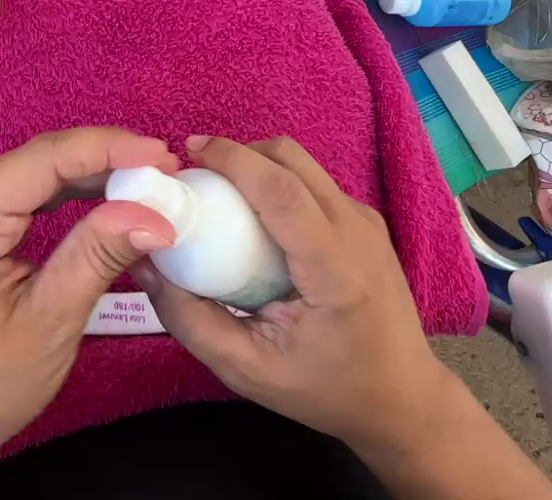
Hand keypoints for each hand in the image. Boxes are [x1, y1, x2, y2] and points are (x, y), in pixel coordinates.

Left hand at [0, 128, 179, 491]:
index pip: (42, 160)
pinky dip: (65, 193)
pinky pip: (21, 194)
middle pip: (37, 160)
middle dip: (103, 158)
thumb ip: (97, 256)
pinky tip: (104, 195)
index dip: (106, 148)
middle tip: (165, 170)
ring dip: (88, 173)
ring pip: (32, 173)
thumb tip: (154, 215)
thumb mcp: (49, 323)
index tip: (162, 154)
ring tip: (146, 180)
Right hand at [132, 135, 449, 452]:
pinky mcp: (366, 220)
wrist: (405, 401)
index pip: (282, 191)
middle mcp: (357, 232)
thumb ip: (190, 320)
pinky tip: (255, 214)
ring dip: (257, 163)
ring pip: (302, 163)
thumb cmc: (327, 389)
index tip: (189, 150)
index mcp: (335, 271)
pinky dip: (276, 179)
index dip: (233, 159)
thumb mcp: (247, 370)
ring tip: (221, 193)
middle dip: (238, 153)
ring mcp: (367, 221)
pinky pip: (312, 180)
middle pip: (291, 159)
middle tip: (197, 175)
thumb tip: (145, 266)